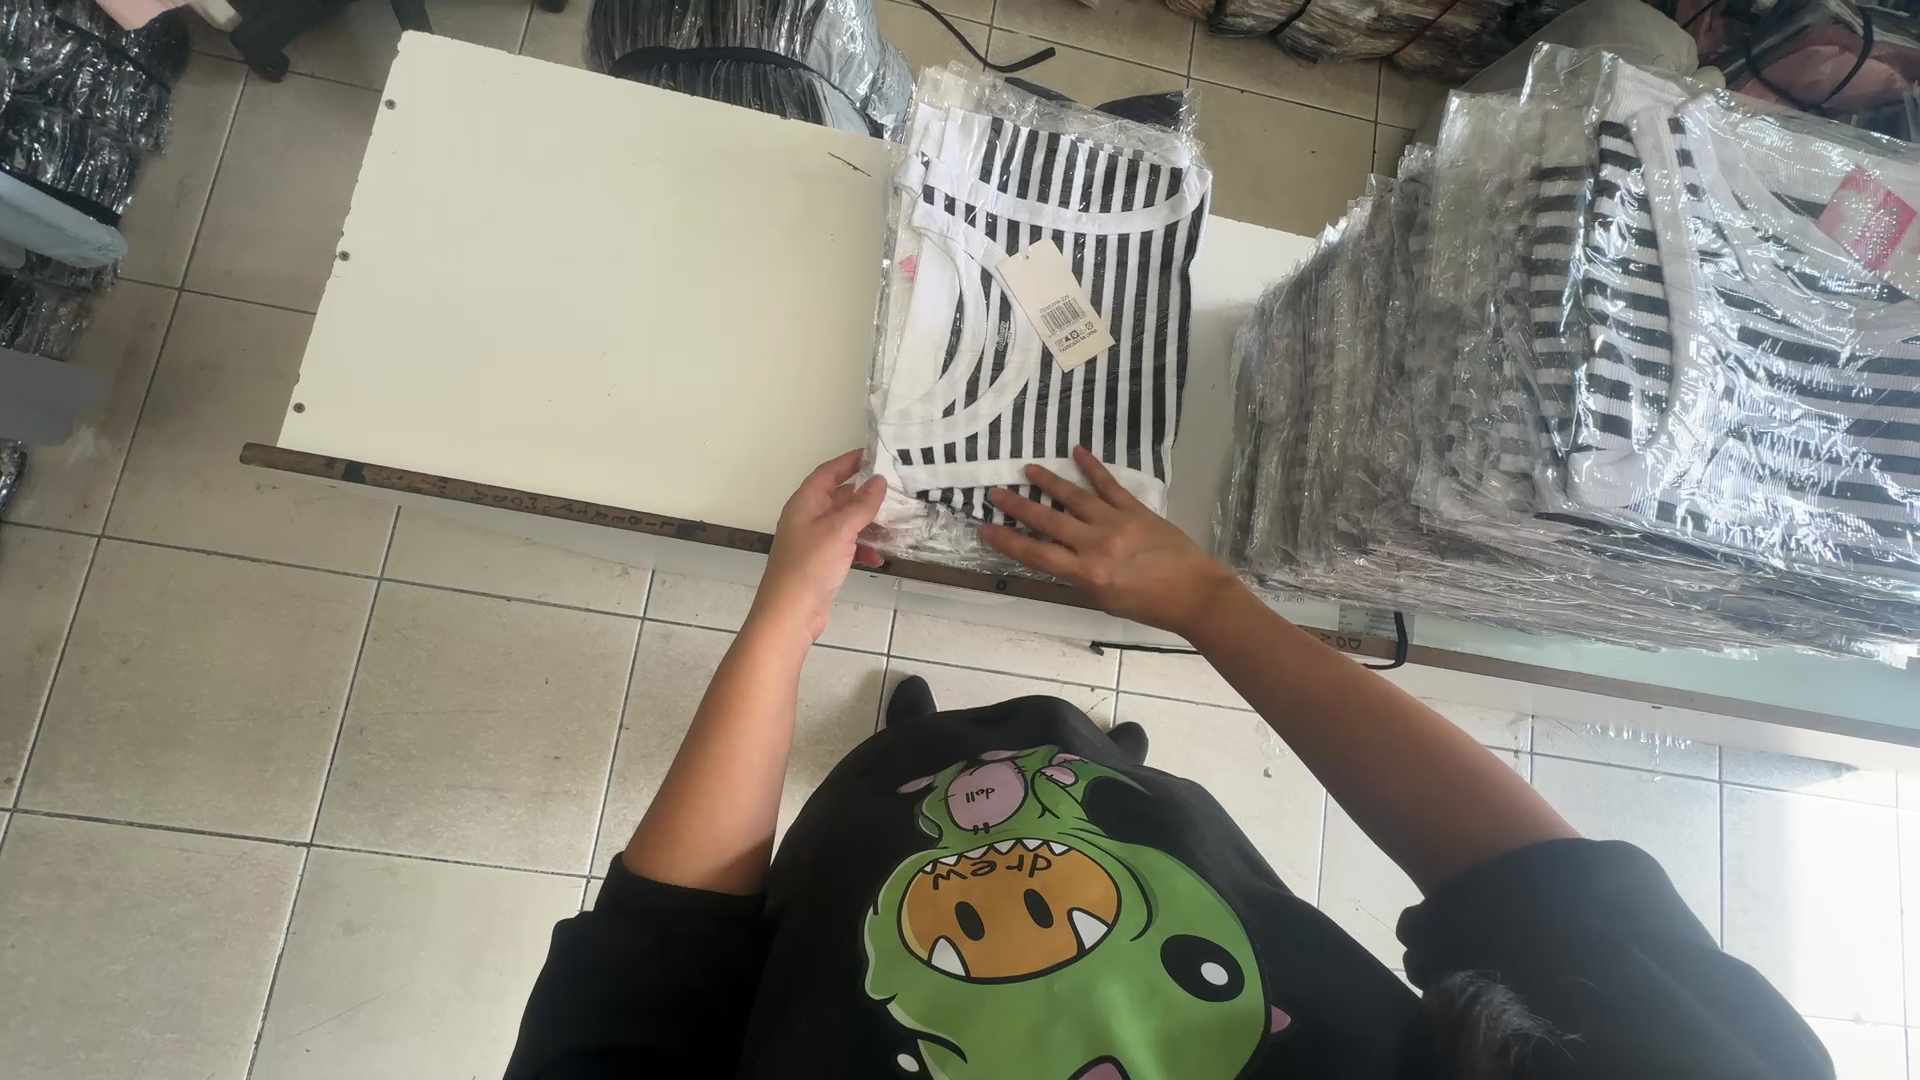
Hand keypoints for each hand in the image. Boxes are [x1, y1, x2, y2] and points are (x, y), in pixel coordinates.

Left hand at [749, 449, 886, 643]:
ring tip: (894, 527)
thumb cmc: (809, 567)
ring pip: (846, 523)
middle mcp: (808, 518)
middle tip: (894, 492)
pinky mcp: (822, 562)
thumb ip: (861, 505)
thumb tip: (879, 481)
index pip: (829, 472)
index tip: (875, 455)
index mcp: (805, 503)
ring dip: (868, 524)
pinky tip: (878, 558)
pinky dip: (863, 549)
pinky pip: (847, 547)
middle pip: (840, 497)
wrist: (790, 613)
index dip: (850, 461)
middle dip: (866, 496)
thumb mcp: (839, 530)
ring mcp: (814, 541)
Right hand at [981, 446, 1240, 636]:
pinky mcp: (1136, 510)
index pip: (1037, 554)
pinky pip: (1109, 485)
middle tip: (995, 492)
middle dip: (1019, 506)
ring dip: (1050, 482)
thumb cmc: (1148, 606)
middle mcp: (1096, 545)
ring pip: (1074, 497)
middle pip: (1049, 521)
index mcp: (1086, 574)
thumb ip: (1079, 577)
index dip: (1008, 541)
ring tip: (1029, 469)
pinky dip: (1092, 468)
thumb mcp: (1104, 601)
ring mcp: (1116, 523)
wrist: (1194, 594)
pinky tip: (1077, 452)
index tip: (986, 528)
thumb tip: (1058, 556)